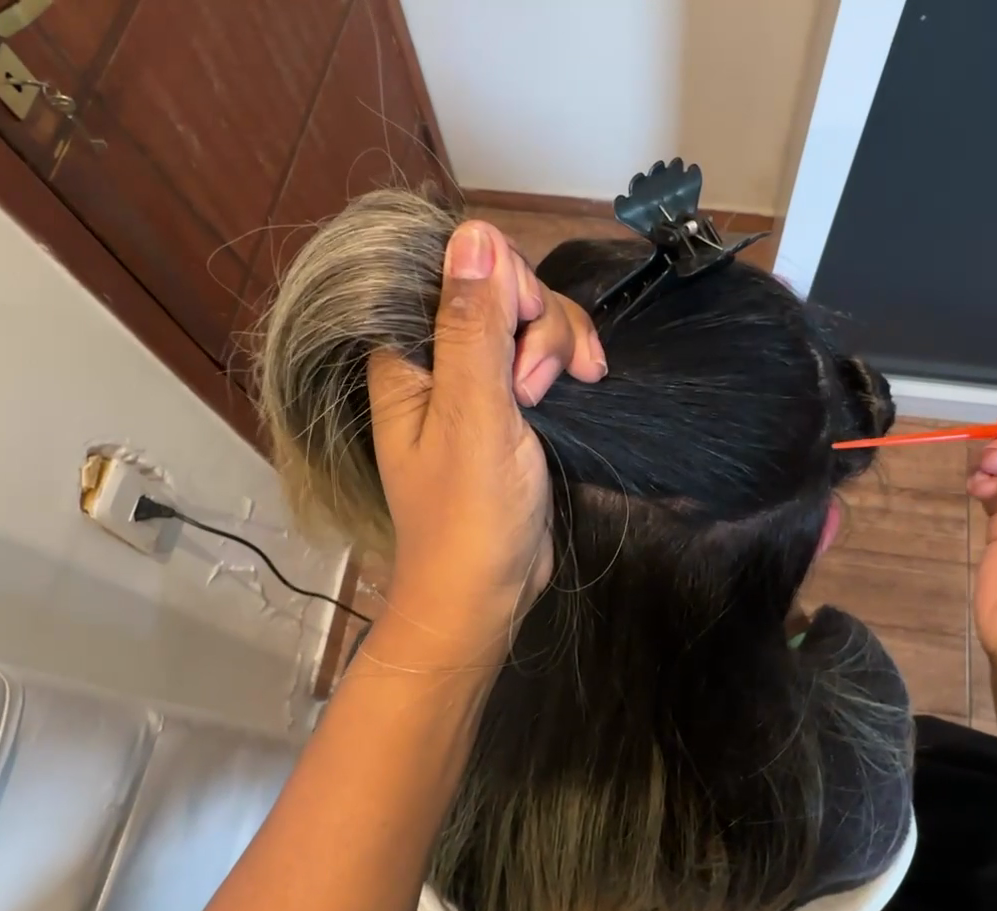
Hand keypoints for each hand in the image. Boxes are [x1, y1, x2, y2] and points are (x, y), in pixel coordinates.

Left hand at [367, 221, 603, 640]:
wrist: (487, 592)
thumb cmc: (470, 514)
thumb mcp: (474, 417)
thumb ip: (473, 326)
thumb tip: (475, 234)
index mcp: (409, 354)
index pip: (456, 270)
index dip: (500, 285)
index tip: (520, 334)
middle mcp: (440, 359)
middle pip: (501, 290)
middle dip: (537, 325)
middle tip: (536, 388)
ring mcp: (478, 383)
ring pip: (531, 320)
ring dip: (559, 346)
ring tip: (564, 394)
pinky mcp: (511, 406)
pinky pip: (543, 355)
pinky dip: (568, 362)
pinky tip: (587, 382)